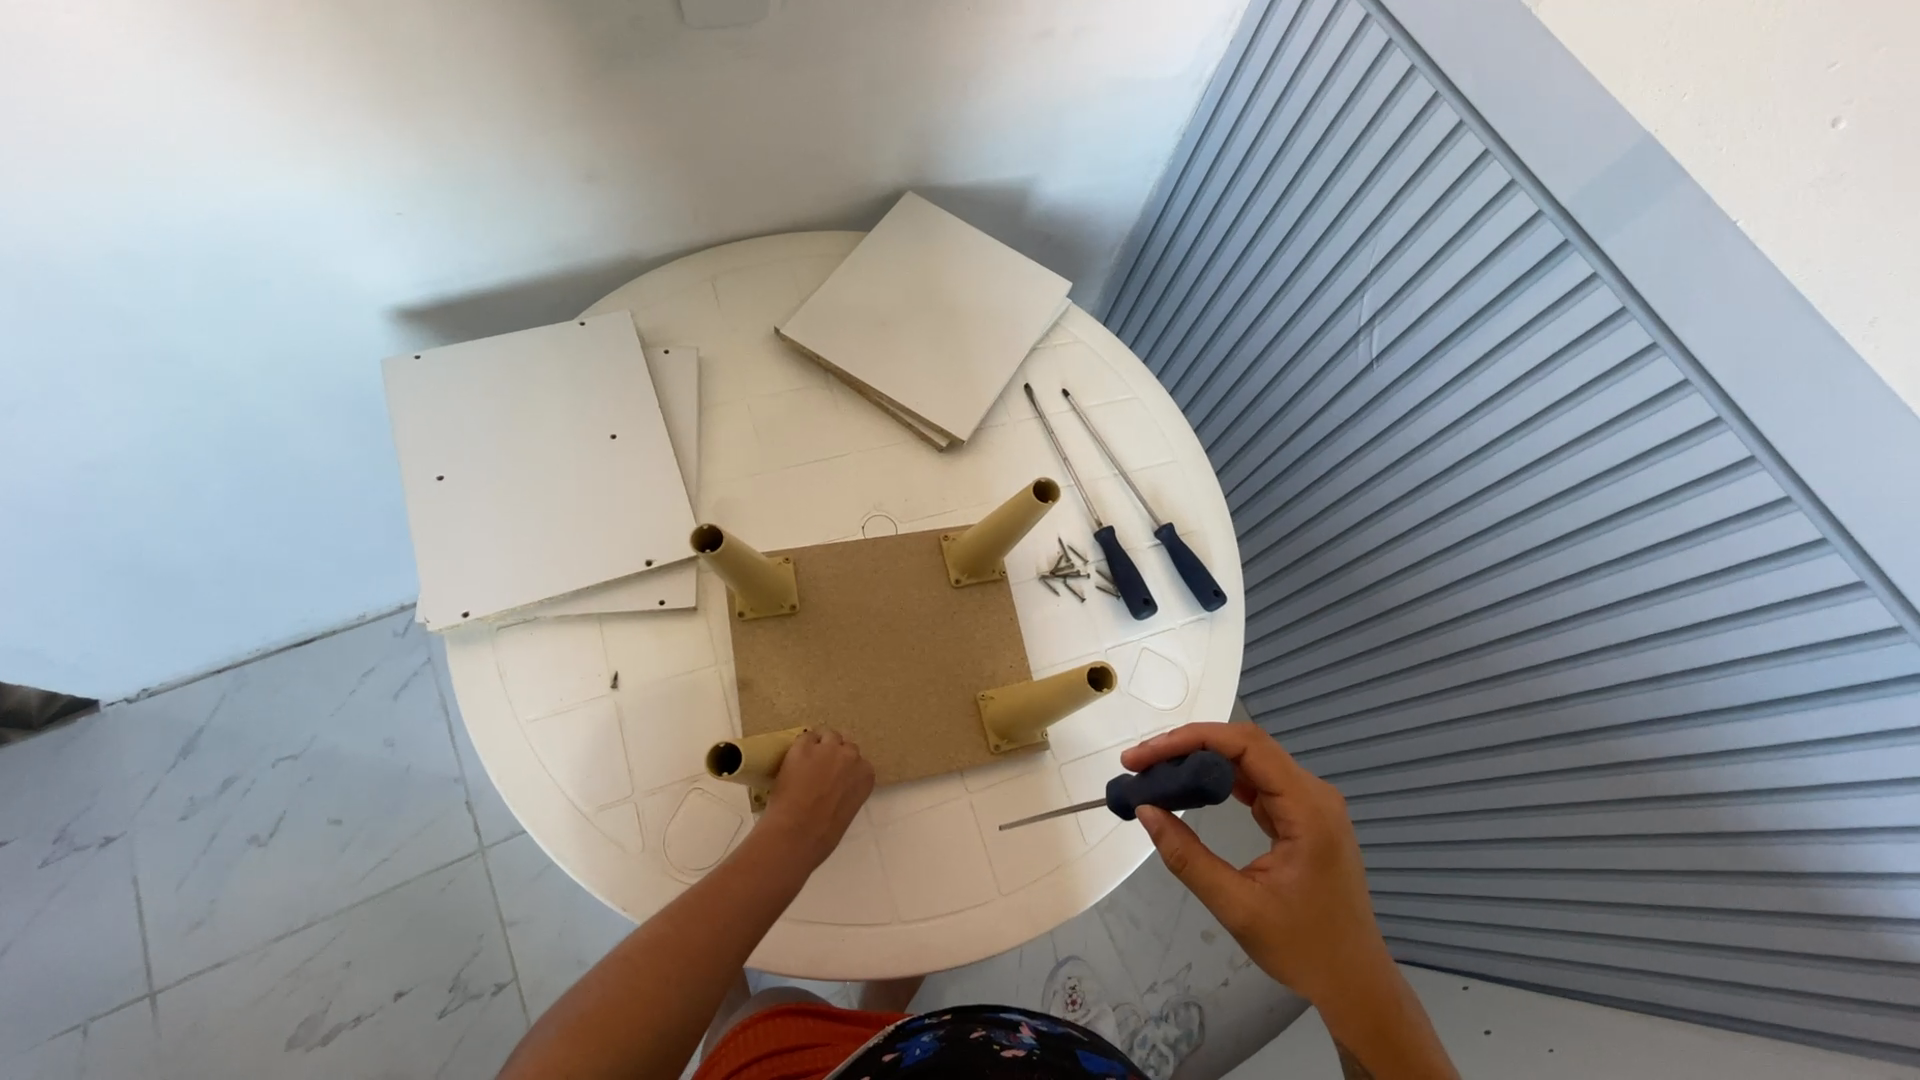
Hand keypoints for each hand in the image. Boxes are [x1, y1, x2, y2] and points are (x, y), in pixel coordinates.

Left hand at [759, 729, 873, 868]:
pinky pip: (805, 737)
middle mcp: (851, 757)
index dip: (845, 769)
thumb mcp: (848, 810)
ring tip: (808, 760)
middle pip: (846, 746)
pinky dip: (801, 746)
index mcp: (866, 775)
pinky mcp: (804, 747)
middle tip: (821, 769)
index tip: (835, 778)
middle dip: (835, 755)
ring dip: (821, 745)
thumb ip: (847, 791)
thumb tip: (835, 789)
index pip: (859, 762)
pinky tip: (794, 758)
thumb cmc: (825, 833)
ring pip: (828, 736)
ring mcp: (827, 749)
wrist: (798, 833)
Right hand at [1122, 723, 1389, 1006]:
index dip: (1190, 740)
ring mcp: (1311, 804)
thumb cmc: (1303, 948)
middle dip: (1188, 746)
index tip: (1143, 758)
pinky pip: (1257, 782)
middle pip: (1245, 746)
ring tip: (1156, 772)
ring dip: (1200, 760)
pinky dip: (1219, 780)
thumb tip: (1145, 810)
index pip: (1245, 746)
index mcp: (1308, 810)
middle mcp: (1314, 794)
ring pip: (1249, 761)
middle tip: (1139, 764)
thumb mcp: (1237, 906)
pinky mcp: (1303, 816)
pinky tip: (1190, 787)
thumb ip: (1187, 856)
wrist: (1355, 981)